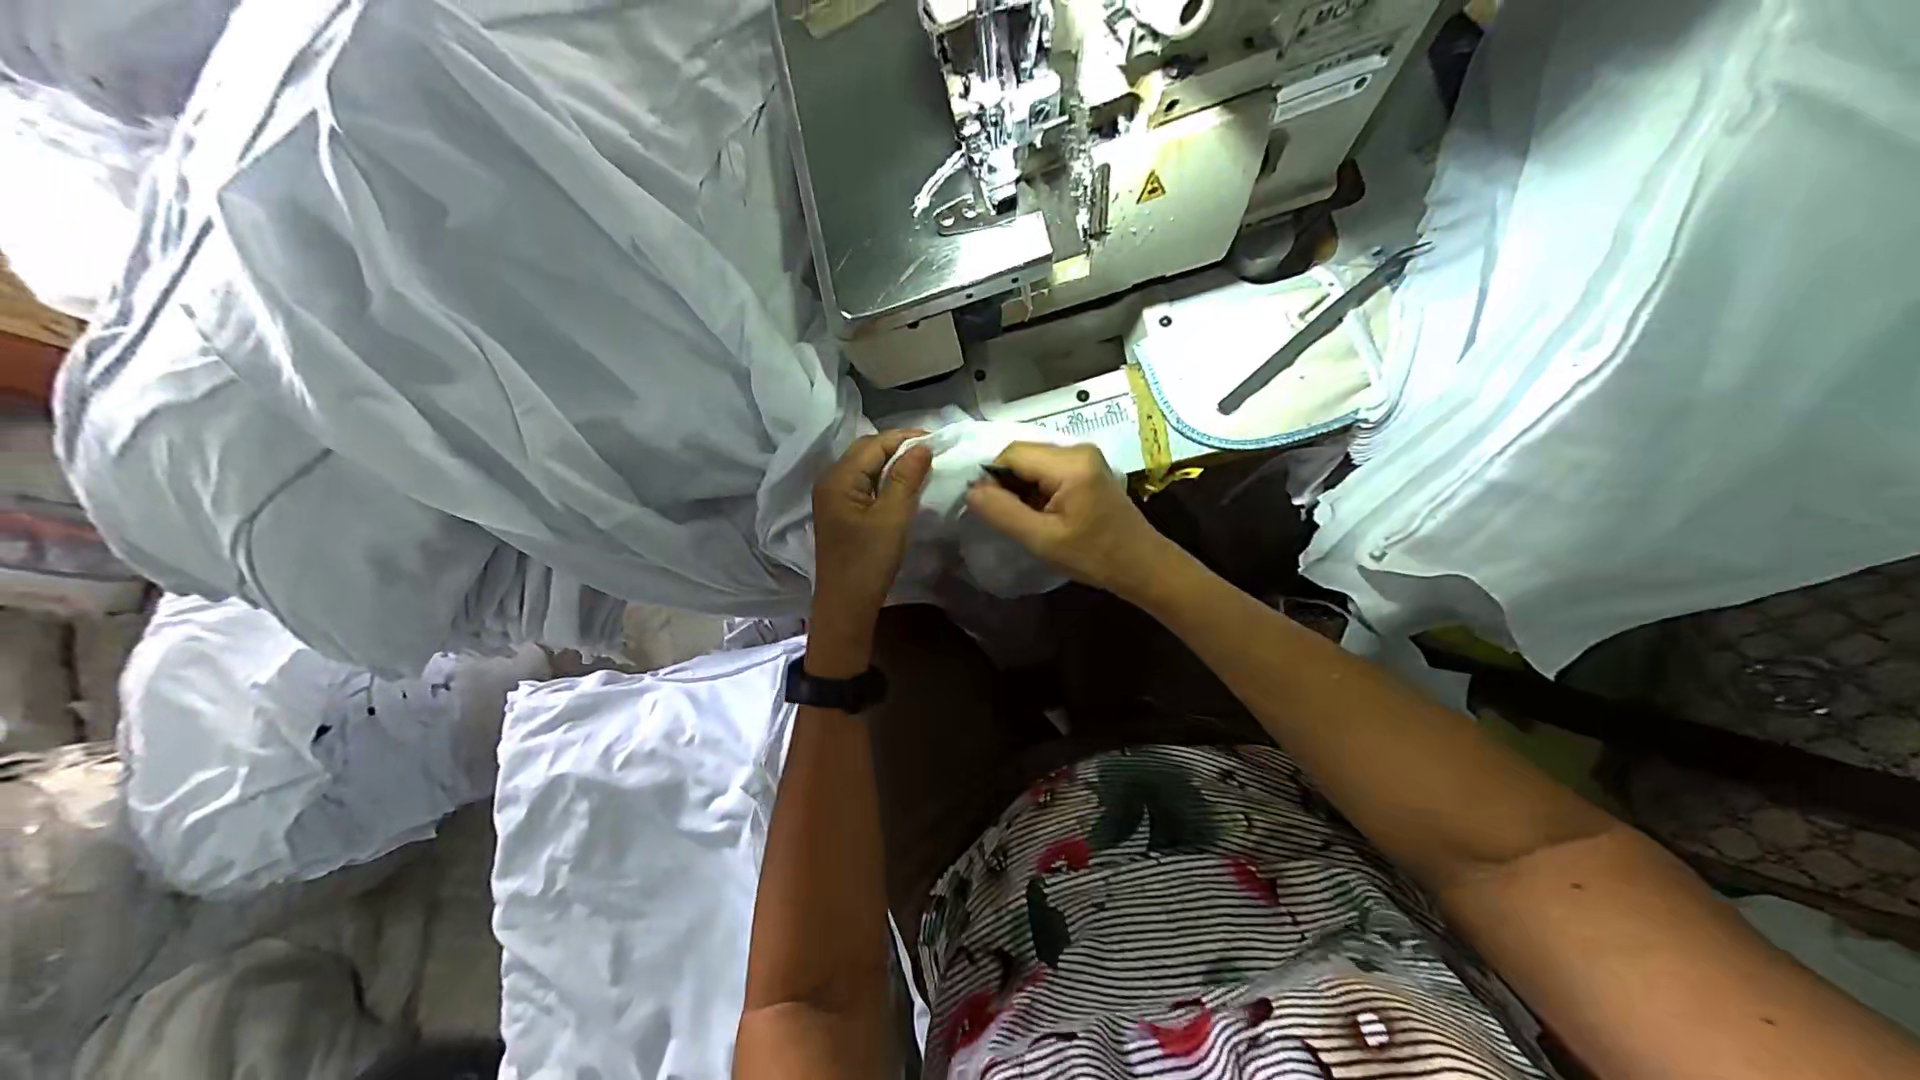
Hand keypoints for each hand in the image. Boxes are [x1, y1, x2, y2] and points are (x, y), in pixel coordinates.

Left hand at [808, 430, 932, 675]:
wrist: (846, 605)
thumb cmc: (869, 561)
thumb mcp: (892, 517)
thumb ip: (906, 478)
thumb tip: (923, 446)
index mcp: (838, 479)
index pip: (874, 444)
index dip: (905, 438)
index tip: (937, 439)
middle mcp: (830, 481)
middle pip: (866, 451)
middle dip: (899, 447)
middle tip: (932, 451)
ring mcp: (833, 498)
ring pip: (865, 467)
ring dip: (893, 463)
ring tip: (923, 466)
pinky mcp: (841, 512)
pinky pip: (864, 484)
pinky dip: (885, 480)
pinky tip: (904, 486)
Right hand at [964, 442, 1176, 599]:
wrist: (1142, 565)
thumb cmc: (1094, 557)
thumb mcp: (1042, 540)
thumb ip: (1003, 512)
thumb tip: (971, 491)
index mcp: (1069, 463)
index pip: (1011, 454)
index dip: (991, 477)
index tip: (988, 509)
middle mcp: (1077, 449)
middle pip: (1021, 454)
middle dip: (1006, 482)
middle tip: (1006, 517)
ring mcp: (1084, 456)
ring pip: (1032, 461)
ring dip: (1020, 486)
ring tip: (1024, 518)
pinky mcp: (1086, 467)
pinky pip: (1046, 469)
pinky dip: (1035, 488)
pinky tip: (1040, 513)